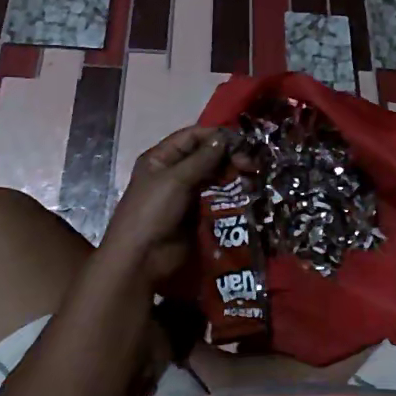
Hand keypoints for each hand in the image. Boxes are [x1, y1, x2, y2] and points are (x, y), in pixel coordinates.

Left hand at [100, 126, 237, 280]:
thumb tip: (223, 137)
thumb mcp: (174, 180)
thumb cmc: (152, 212)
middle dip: (228, 156)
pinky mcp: (198, 215)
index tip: (242, 141)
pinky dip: (232, 194)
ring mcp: (186, 194)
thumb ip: (201, 158)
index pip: (192, 136)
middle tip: (250, 164)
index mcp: (161, 158)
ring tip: (253, 177)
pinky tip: (248, 193)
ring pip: (214, 177)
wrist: (142, 259)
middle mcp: (174, 172)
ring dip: (233, 175)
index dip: (216, 136)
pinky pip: (217, 198)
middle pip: (206, 156)